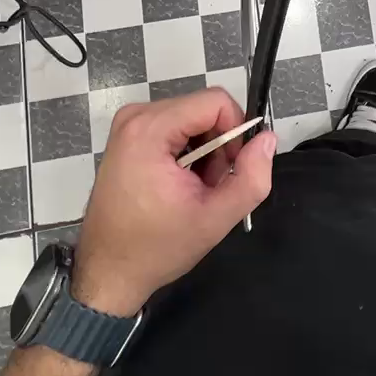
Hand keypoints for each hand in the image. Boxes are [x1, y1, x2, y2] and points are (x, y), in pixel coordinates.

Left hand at [71, 88, 275, 316]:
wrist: (107, 274)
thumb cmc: (157, 248)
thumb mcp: (215, 219)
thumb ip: (251, 178)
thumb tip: (267, 139)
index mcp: (150, 129)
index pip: (215, 101)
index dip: (236, 130)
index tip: (231, 168)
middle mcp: (136, 116)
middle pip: (203, 109)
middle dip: (219, 144)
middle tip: (211, 186)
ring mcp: (129, 124)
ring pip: (192, 118)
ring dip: (205, 149)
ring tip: (195, 188)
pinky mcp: (128, 135)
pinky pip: (175, 126)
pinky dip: (187, 150)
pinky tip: (180, 183)